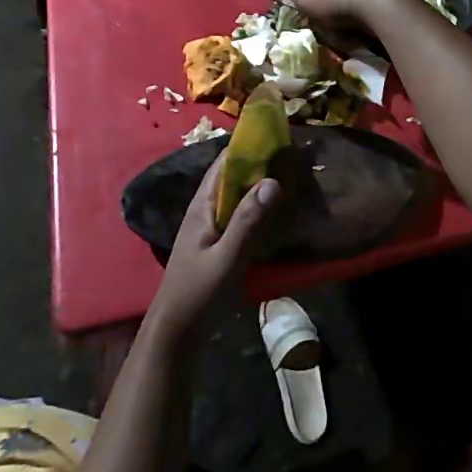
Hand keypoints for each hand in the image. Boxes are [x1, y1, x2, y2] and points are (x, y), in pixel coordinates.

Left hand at [144, 153, 278, 341]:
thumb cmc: (198, 293)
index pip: (223, 164)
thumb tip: (272, 180)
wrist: (177, 333)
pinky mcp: (218, 246)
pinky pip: (240, 218)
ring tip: (293, 180)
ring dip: (260, 189)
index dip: (248, 148)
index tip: (278, 138)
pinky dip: (258, 211)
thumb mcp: (227, 257)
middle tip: (294, 159)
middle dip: (259, 167)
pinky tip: (279, 215)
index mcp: (202, 206)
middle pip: (232, 179)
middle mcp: (204, 211)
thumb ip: (248, 221)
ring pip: (237, 199)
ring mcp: (210, 229)